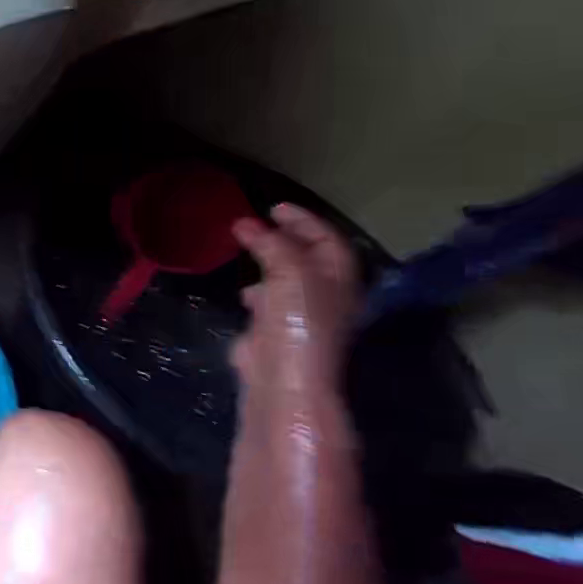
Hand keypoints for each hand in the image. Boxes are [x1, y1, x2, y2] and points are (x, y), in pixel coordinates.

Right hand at [229, 203, 359, 393]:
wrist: (283, 376)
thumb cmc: (297, 319)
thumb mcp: (289, 270)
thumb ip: (271, 244)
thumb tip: (245, 224)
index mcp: (339, 278)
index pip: (326, 239)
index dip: (304, 220)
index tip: (273, 207)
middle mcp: (325, 295)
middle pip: (308, 258)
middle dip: (284, 238)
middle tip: (256, 224)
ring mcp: (300, 316)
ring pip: (287, 279)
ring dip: (268, 263)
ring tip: (244, 252)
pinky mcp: (276, 333)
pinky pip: (268, 302)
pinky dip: (257, 291)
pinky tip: (243, 294)